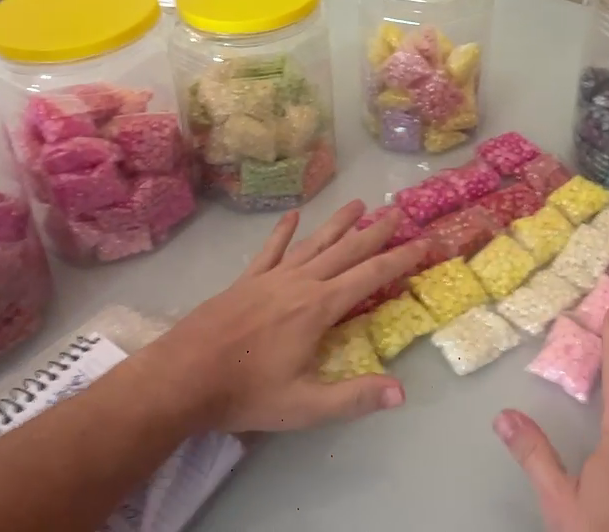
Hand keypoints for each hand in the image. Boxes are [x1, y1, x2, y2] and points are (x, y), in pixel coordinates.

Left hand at [143, 199, 426, 433]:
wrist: (182, 376)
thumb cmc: (246, 393)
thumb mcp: (305, 406)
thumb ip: (354, 398)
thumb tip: (402, 392)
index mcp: (320, 307)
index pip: (372, 275)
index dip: (402, 259)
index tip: (426, 243)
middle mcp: (301, 282)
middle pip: (347, 250)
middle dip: (375, 232)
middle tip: (398, 212)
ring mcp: (271, 278)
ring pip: (314, 243)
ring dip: (339, 223)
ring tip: (359, 203)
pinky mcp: (246, 281)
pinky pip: (270, 250)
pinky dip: (284, 231)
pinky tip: (293, 215)